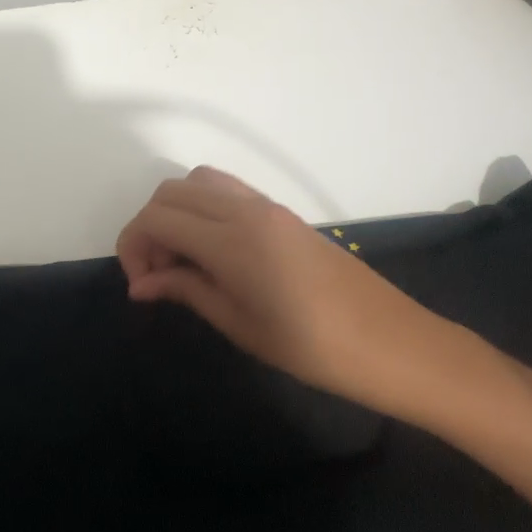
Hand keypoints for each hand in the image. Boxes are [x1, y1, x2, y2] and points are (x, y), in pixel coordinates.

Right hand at [116, 166, 455, 406]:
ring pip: (197, 182)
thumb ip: (185, 291)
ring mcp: (268, 208)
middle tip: (155, 273)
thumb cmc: (314, 348)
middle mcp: (246, 211)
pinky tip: (212, 251)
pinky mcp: (284, 214)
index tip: (140, 284)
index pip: (156, 218)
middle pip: (170, 192)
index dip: (133, 245)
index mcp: (232, 241)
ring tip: (181, 258)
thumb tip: (140, 283)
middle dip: (149, 227)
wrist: (398, 346)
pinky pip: (226, 191)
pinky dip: (202, 208)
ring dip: (175, 212)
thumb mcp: (240, 325)